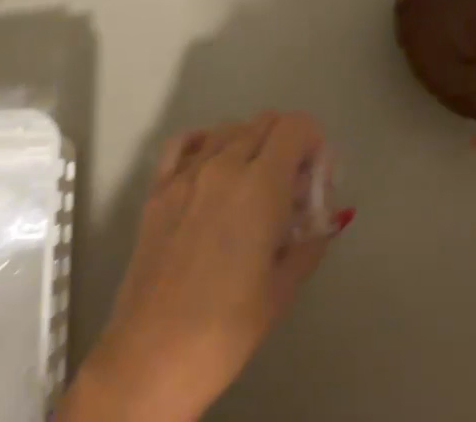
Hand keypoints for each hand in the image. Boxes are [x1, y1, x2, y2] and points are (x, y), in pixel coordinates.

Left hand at [60, 112, 343, 421]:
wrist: (153, 353)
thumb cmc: (228, 328)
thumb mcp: (282, 287)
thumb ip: (307, 240)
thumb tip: (321, 218)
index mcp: (259, 187)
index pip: (294, 127)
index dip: (314, 142)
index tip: (317, 175)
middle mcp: (221, 166)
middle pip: (263, 123)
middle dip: (286, 144)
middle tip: (292, 186)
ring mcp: (184, 174)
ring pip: (227, 130)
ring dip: (250, 145)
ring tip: (255, 186)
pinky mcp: (156, 189)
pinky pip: (183, 144)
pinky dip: (206, 144)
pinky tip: (214, 168)